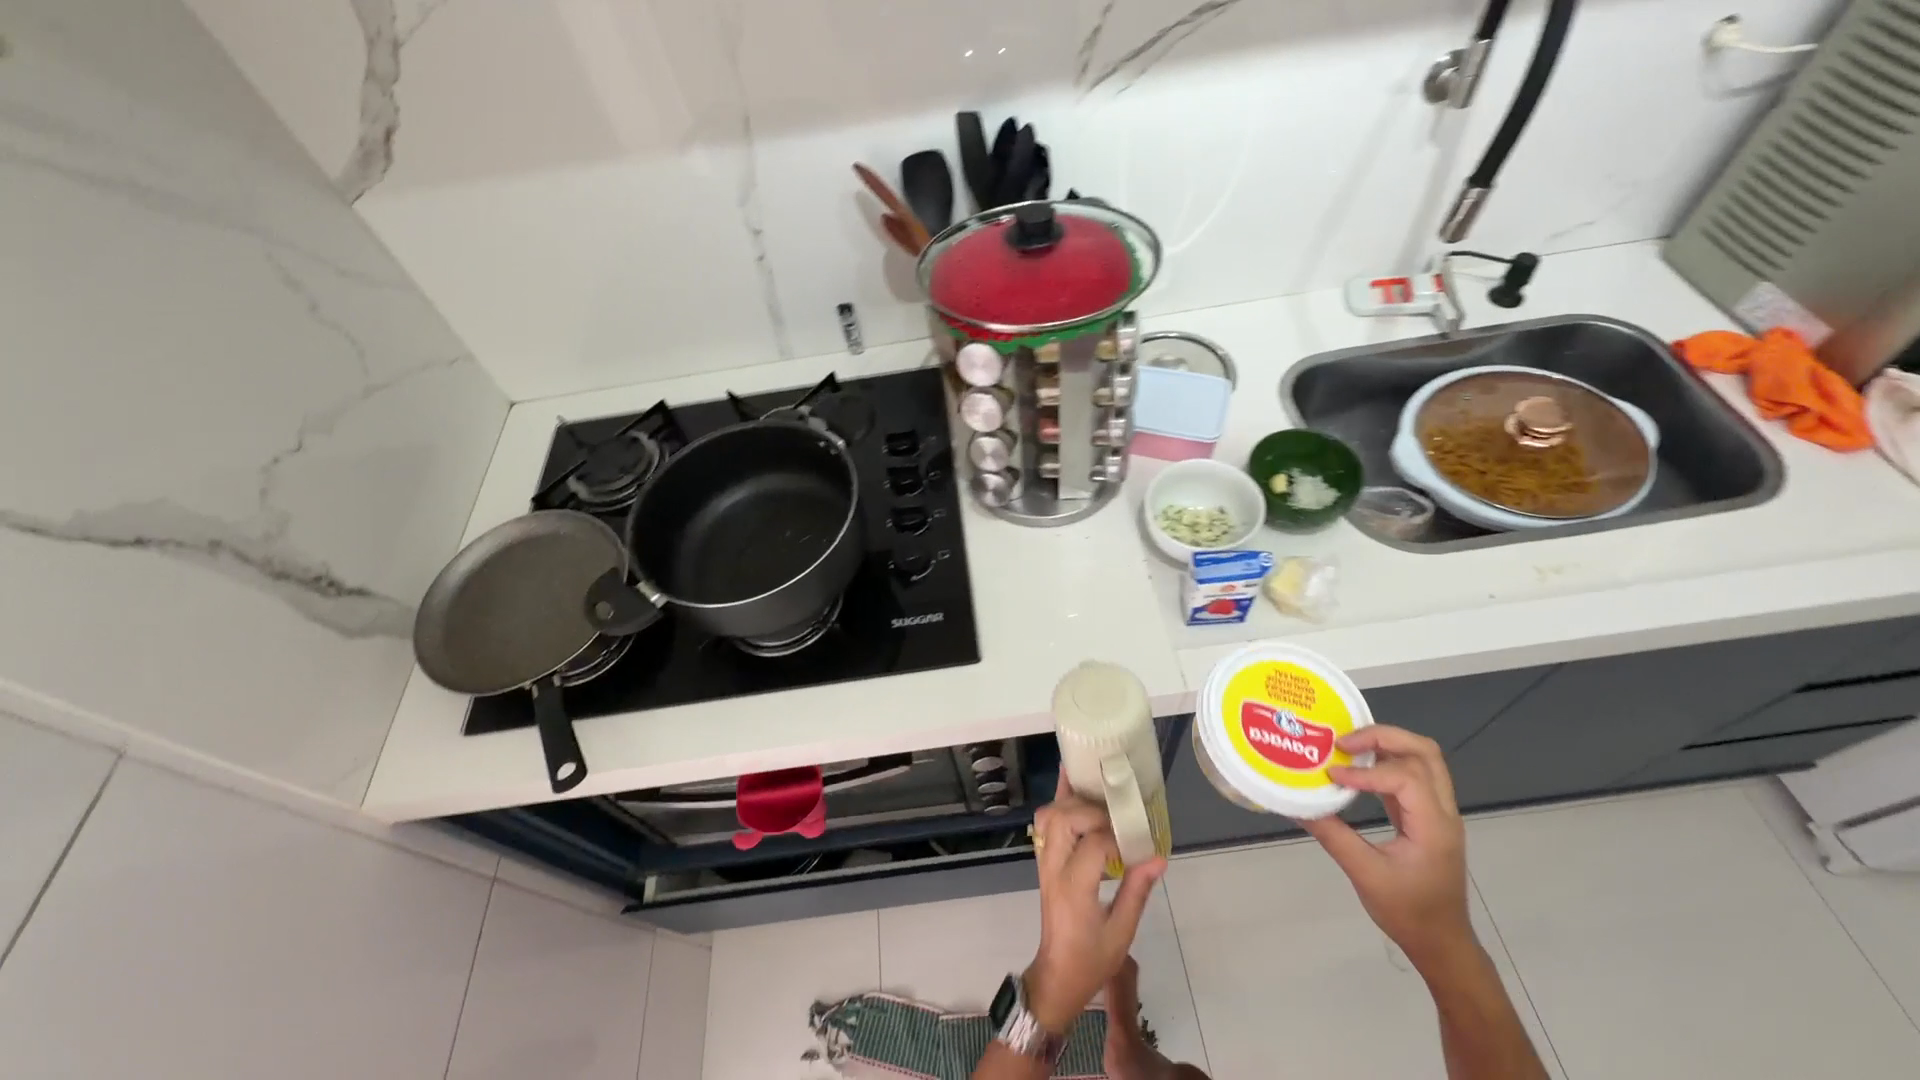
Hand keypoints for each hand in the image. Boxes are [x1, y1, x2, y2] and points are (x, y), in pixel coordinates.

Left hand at [1024, 772, 1166, 1033]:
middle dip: (1091, 811)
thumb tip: (1158, 857)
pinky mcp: (1043, 861)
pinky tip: (1071, 779)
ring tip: (1098, 794)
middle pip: (1062, 820)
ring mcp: (1044, 863)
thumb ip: (1137, 891)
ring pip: (1048, 816)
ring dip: (1071, 801)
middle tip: (1116, 818)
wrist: (1058, 974)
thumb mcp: (1122, 932)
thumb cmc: (1092, 958)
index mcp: (1073, 889)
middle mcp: (1053, 869)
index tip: (1135, 844)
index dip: (1115, 837)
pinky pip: (1044, 824)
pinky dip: (1058, 800)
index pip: (1091, 846)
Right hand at [1297, 726, 1474, 969]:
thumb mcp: (1365, 875)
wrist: (1442, 942)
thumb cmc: (1408, 912)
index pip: (1404, 778)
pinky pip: (1414, 776)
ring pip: (1423, 759)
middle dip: (1383, 737)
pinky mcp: (1428, 818)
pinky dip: (1386, 763)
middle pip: (1424, 752)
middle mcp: (1443, 811)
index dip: (1365, 773)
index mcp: (1433, 826)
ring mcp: (1439, 813)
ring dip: (1387, 745)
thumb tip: (1297, 808)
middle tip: (1343, 742)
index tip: (1331, 777)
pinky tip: (1357, 770)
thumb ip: (1333, 836)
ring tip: (1348, 749)